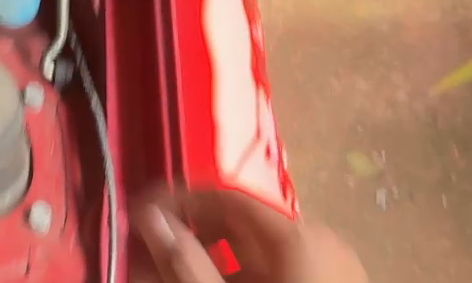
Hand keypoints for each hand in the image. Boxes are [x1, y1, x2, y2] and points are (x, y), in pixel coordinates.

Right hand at [132, 187, 365, 282]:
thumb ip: (184, 264)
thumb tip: (147, 216)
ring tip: (175, 280)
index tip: (137, 218)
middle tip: (148, 259)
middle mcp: (321, 246)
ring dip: (210, 265)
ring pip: (253, 255)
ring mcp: (334, 276)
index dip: (174, 202)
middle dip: (189, 239)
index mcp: (299, 239)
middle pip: (236, 225)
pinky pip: (278, 277)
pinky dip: (239, 281)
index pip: (221, 195)